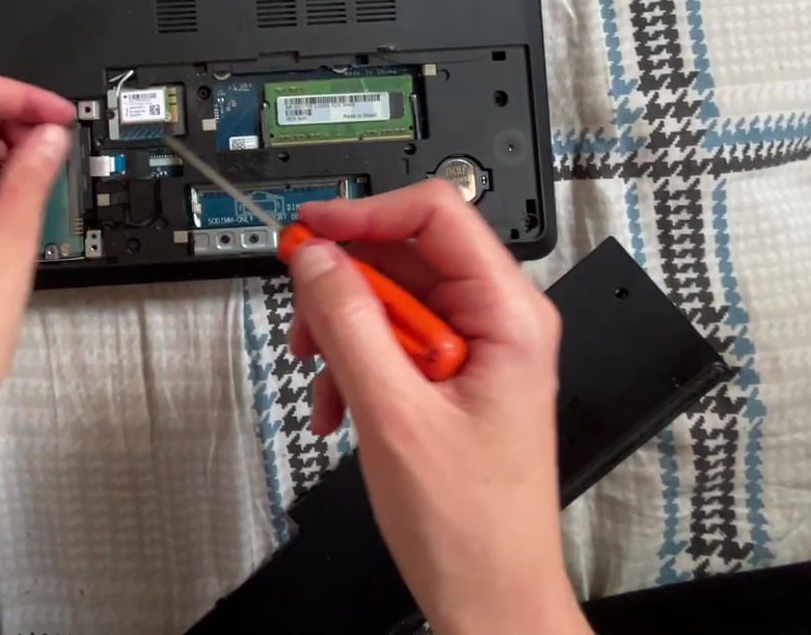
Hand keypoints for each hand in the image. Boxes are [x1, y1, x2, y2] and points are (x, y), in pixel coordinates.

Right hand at [288, 181, 587, 634]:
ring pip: (382, 295)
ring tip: (321, 380)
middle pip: (399, 255)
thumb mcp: (393, 414)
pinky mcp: (446, 369)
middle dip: (340, 288)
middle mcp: (492, 318)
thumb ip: (349, 323)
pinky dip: (346, 360)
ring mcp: (469, 344)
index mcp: (506, 314)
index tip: (310, 230)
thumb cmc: (470, 528)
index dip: (364, 213)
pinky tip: (335, 405)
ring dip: (337, 331)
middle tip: (304, 324)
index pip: (433, 215)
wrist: (488, 599)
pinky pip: (382, 334)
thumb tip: (315, 257)